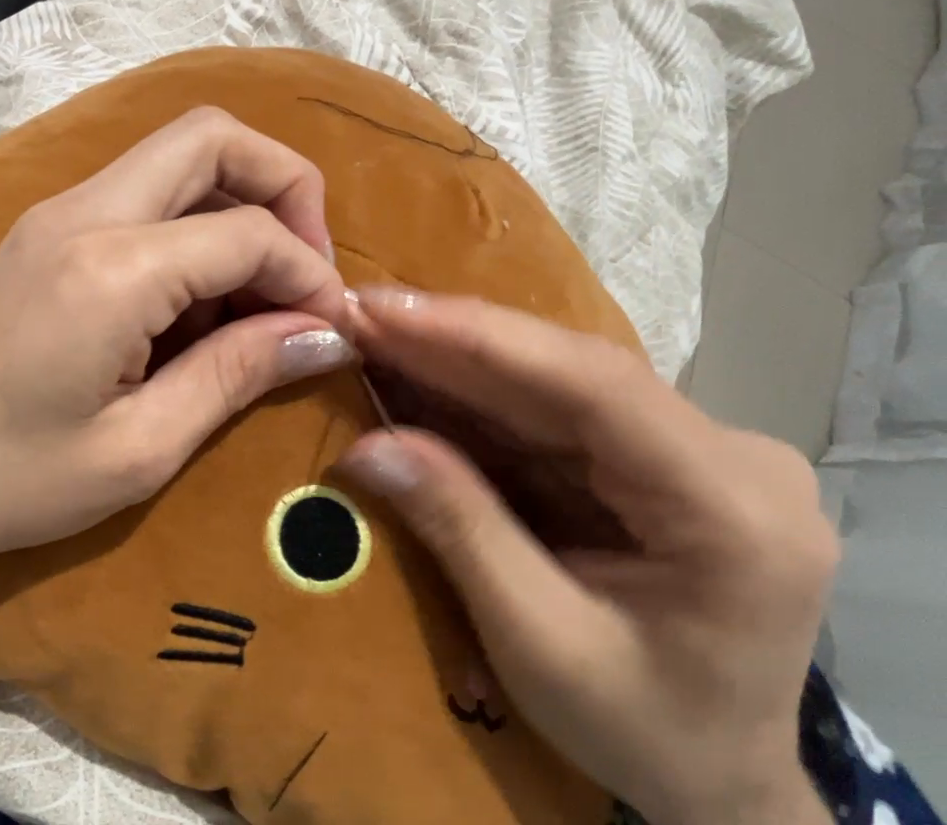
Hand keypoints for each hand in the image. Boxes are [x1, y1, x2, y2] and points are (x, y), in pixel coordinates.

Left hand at [0, 107, 353, 597]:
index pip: (248, 229)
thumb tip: (323, 332)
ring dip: (230, 208)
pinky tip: (191, 309)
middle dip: (282, 188)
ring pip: (169, 162)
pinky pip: (131, 201)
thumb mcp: (136, 449)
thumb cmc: (4, 481)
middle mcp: (80, 215)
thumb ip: (234, 376)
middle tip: (305, 277)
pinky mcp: (34, 240)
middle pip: (208, 139)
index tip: (335, 332)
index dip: (311, 274)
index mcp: (110, 267)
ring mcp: (50, 219)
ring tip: (254, 303)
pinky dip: (183, 230)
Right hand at [335, 289, 836, 824]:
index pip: (598, 388)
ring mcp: (694, 455)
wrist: (713, 777)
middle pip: (572, 374)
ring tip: (365, 332)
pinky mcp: (652, 462)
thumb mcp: (540, 641)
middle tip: (353, 311)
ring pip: (556, 383)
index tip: (383, 310)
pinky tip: (409, 374)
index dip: (480, 338)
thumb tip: (365, 445)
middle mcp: (730, 460)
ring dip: (455, 359)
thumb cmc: (641, 728)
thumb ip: (461, 531)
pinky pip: (551, 413)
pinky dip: (473, 397)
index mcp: (734, 510)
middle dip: (453, 340)